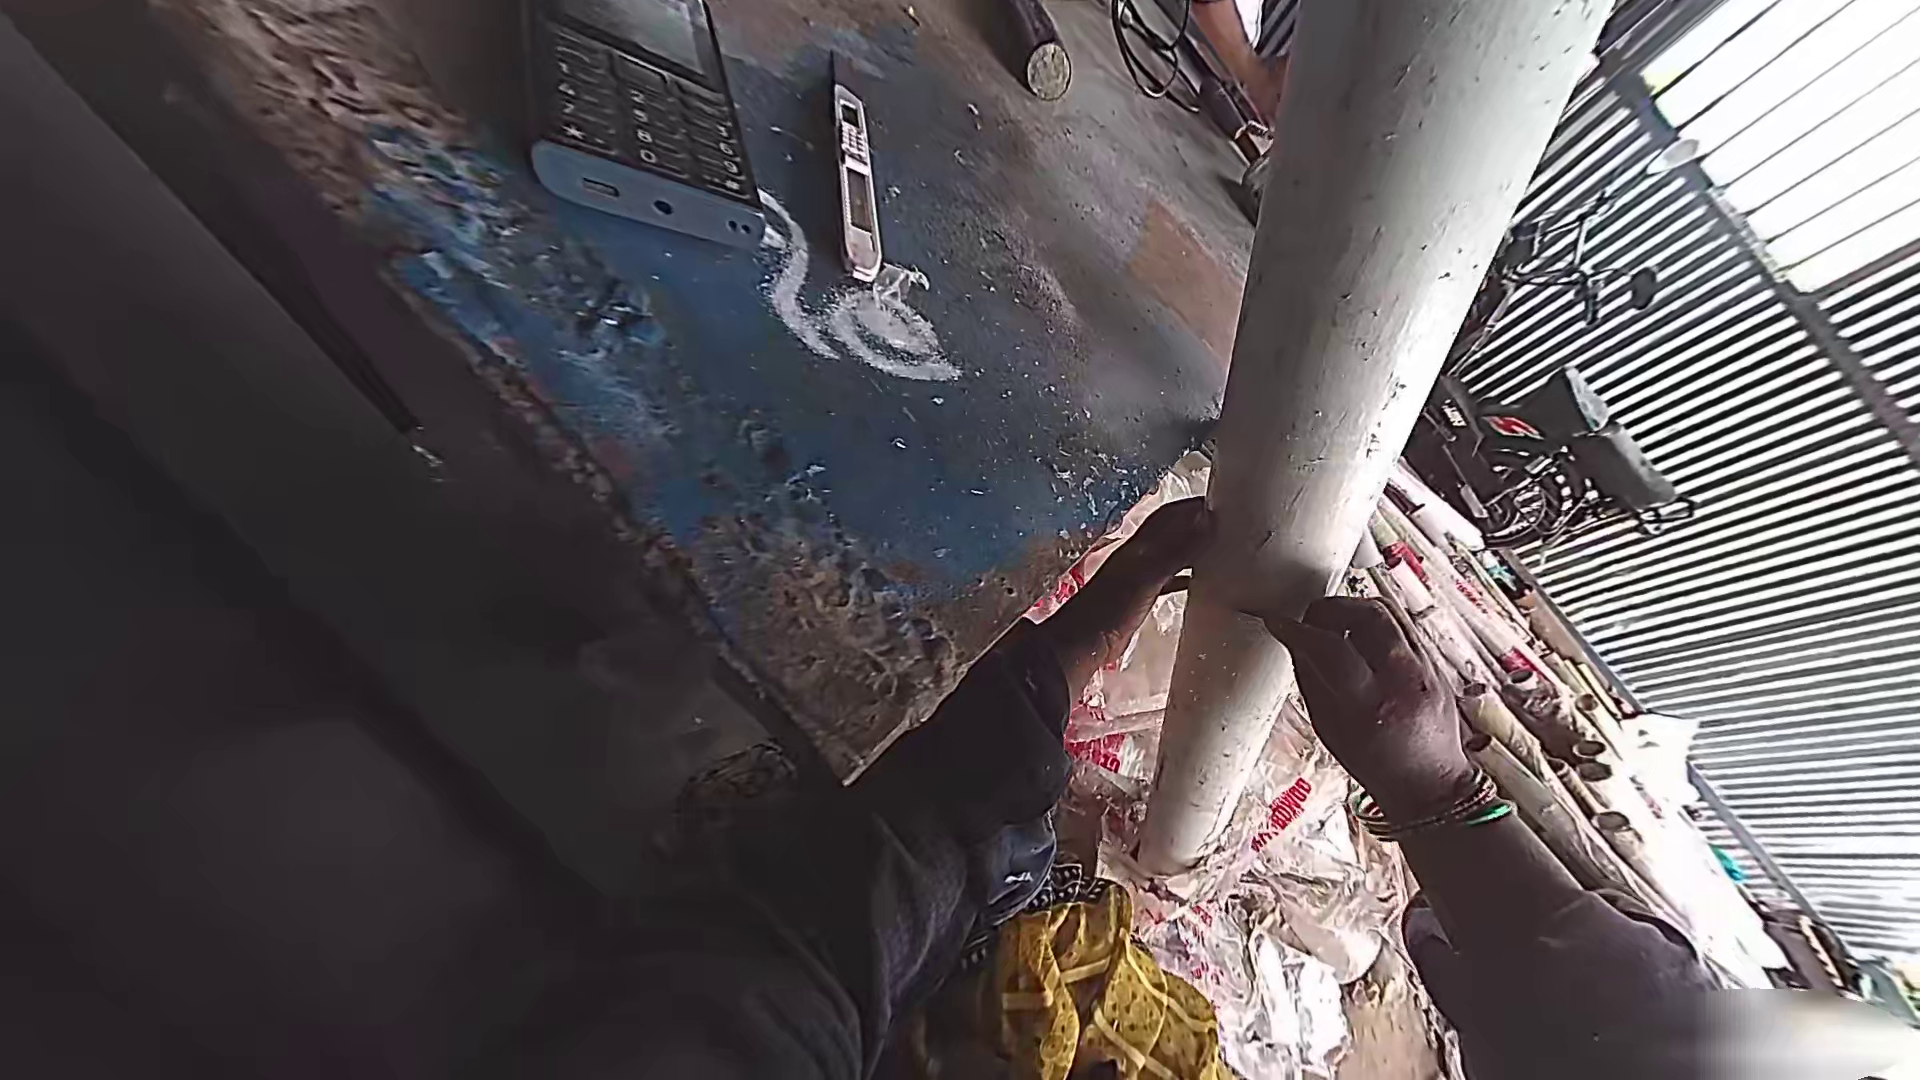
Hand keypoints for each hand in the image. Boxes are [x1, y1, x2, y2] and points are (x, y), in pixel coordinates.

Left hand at [1036, 498, 1213, 694]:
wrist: (1084, 644)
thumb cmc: (1109, 610)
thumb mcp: (1146, 577)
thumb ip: (1175, 550)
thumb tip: (1205, 519)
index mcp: (1137, 546)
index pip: (1169, 516)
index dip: (1194, 507)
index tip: (1226, 504)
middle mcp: (1137, 556)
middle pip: (1171, 531)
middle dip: (1198, 524)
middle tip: (1231, 525)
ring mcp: (1138, 576)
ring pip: (1172, 554)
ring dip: (1194, 549)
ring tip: (1224, 550)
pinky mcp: (1140, 597)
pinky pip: (1169, 578)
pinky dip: (1187, 576)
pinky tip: (1202, 582)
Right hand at [1263, 597, 1476, 820]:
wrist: (1432, 783)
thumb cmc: (1372, 761)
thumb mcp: (1326, 724)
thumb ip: (1311, 677)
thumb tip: (1295, 641)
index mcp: (1371, 701)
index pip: (1330, 646)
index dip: (1296, 629)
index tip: (1276, 622)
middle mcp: (1405, 677)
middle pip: (1368, 614)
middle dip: (1329, 609)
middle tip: (1310, 621)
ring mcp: (1427, 667)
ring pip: (1387, 610)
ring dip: (1351, 609)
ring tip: (1332, 625)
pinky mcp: (1436, 663)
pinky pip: (1400, 623)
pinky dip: (1371, 620)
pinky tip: (1356, 636)